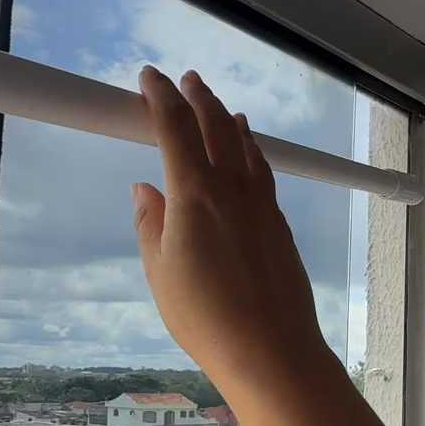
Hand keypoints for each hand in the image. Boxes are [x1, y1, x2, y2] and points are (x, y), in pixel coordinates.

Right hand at [132, 66, 334, 394]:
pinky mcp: (280, 223)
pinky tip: (250, 154)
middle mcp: (233, 188)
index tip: (148, 78)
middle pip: (216, 125)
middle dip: (198, 97)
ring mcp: (263, 203)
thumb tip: (144, 188)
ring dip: (229, 119)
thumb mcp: (161, 271)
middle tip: (186, 81)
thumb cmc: (205, 315)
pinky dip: (252, 150)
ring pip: (246, 145)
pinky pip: (263, 171)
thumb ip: (151, 223)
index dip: (159, 96)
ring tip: (221, 108)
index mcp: (195, 194)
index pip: (174, 127)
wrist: (271, 346)